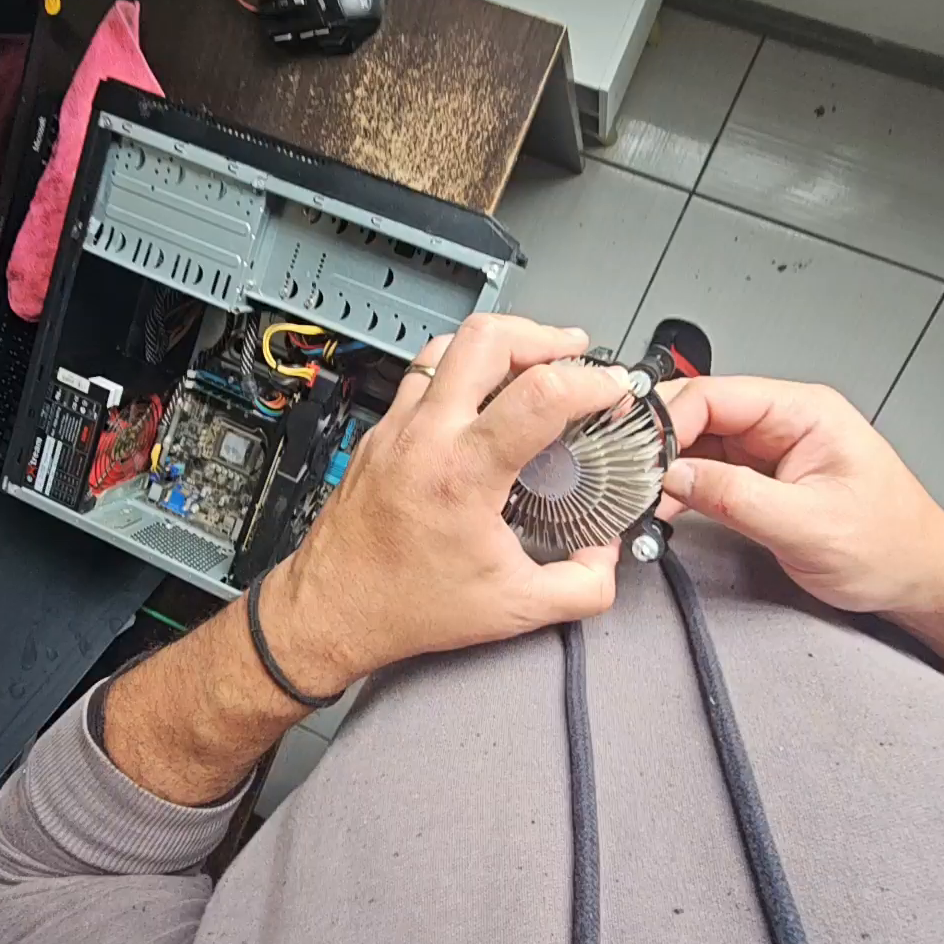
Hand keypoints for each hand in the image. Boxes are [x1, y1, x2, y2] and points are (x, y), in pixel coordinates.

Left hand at [261, 315, 633, 693]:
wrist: (332, 608)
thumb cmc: (403, 605)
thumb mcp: (513, 608)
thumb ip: (582, 586)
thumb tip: (607, 557)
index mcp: (462, 474)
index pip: (540, 393)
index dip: (592, 381)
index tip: (611, 390)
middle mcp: (425, 437)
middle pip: (486, 338)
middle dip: (543, 335)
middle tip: (572, 352)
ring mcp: (396, 429)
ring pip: (447, 346)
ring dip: (498, 344)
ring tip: (529, 363)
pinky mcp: (380, 434)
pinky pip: (422, 375)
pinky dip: (461, 369)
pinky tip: (480, 396)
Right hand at [657, 376, 943, 614]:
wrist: (916, 578)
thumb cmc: (890, 547)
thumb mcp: (809, 525)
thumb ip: (735, 496)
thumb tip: (674, 476)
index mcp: (803, 413)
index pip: (714, 396)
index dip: (669, 422)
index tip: (640, 457)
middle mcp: (780, 423)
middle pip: (695, 414)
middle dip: (657, 444)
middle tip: (628, 476)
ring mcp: (763, 449)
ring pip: (691, 443)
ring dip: (661, 470)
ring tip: (639, 497)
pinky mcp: (752, 476)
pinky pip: (699, 471)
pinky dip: (674, 489)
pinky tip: (659, 508)